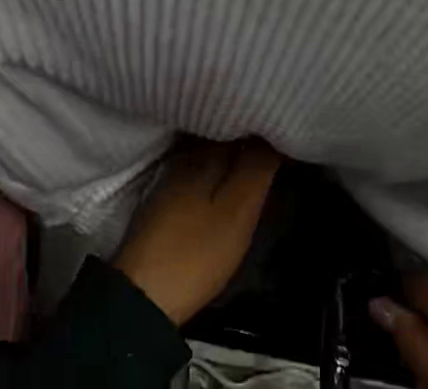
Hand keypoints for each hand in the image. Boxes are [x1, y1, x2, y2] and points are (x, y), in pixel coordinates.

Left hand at [111, 137, 280, 324]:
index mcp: (204, 152)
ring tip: (263, 159)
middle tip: (282, 144)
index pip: (243, 124)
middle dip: (252, 136)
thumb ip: (259, 165)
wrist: (138, 303)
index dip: (268, 126)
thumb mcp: (239, 209)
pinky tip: (231, 182)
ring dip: (236, 153)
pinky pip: (201, 171)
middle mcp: (184, 156)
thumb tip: (275, 131)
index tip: (289, 132)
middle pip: (226, 135)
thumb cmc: (196, 252)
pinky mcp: (162, 203)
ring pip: (213, 152)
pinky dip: (220, 171)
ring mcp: (170, 180)